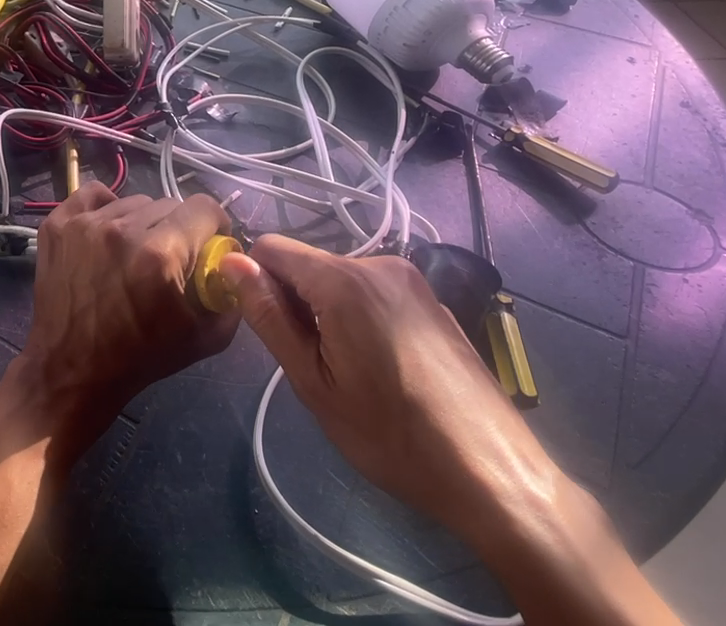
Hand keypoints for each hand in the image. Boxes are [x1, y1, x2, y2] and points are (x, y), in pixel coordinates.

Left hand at [21, 184, 239, 429]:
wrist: (73, 369)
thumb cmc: (139, 357)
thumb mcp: (205, 339)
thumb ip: (231, 298)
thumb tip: (236, 268)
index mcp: (160, 254)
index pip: (204, 208)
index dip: (216, 225)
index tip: (211, 243)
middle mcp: (121, 230)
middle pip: (169, 205)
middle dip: (180, 229)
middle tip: (173, 256)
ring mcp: (84, 224)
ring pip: (133, 201)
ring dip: (143, 222)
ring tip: (136, 251)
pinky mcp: (58, 225)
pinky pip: (92, 195)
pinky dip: (105, 207)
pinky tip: (109, 230)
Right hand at [219, 234, 564, 541]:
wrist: (494, 476)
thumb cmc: (391, 435)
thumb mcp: (312, 381)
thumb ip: (268, 316)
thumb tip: (231, 263)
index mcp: (344, 280)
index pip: (271, 248)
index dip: (255, 281)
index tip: (266, 329)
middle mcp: (381, 265)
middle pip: (307, 265)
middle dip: (294, 302)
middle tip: (311, 365)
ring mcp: (414, 283)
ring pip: (339, 281)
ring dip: (326, 314)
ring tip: (348, 372)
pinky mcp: (434, 303)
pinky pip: (373, 295)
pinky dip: (360, 320)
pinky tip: (382, 370)